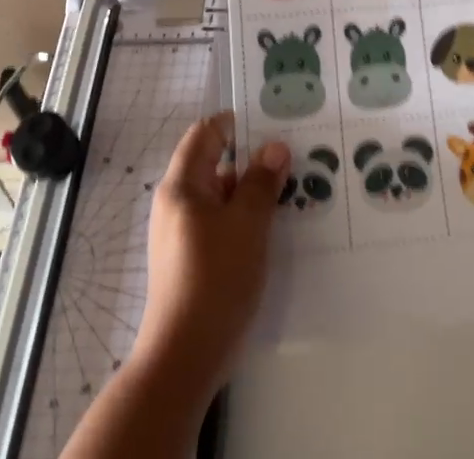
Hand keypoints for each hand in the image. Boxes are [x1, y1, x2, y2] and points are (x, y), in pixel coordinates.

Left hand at [136, 112, 289, 394]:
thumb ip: (261, 182)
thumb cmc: (215, 277)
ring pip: (222, 198)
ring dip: (254, 192)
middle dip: (254, 160)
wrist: (187, 352)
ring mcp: (184, 234)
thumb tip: (274, 147)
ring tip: (296, 189)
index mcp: (182, 186)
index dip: (237, 123)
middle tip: (297, 155)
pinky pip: (223, 225)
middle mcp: (177, 204)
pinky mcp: (194, 260)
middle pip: (215, 165)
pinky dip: (247, 219)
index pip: (205, 135)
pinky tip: (277, 228)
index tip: (274, 121)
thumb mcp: (247, 223)